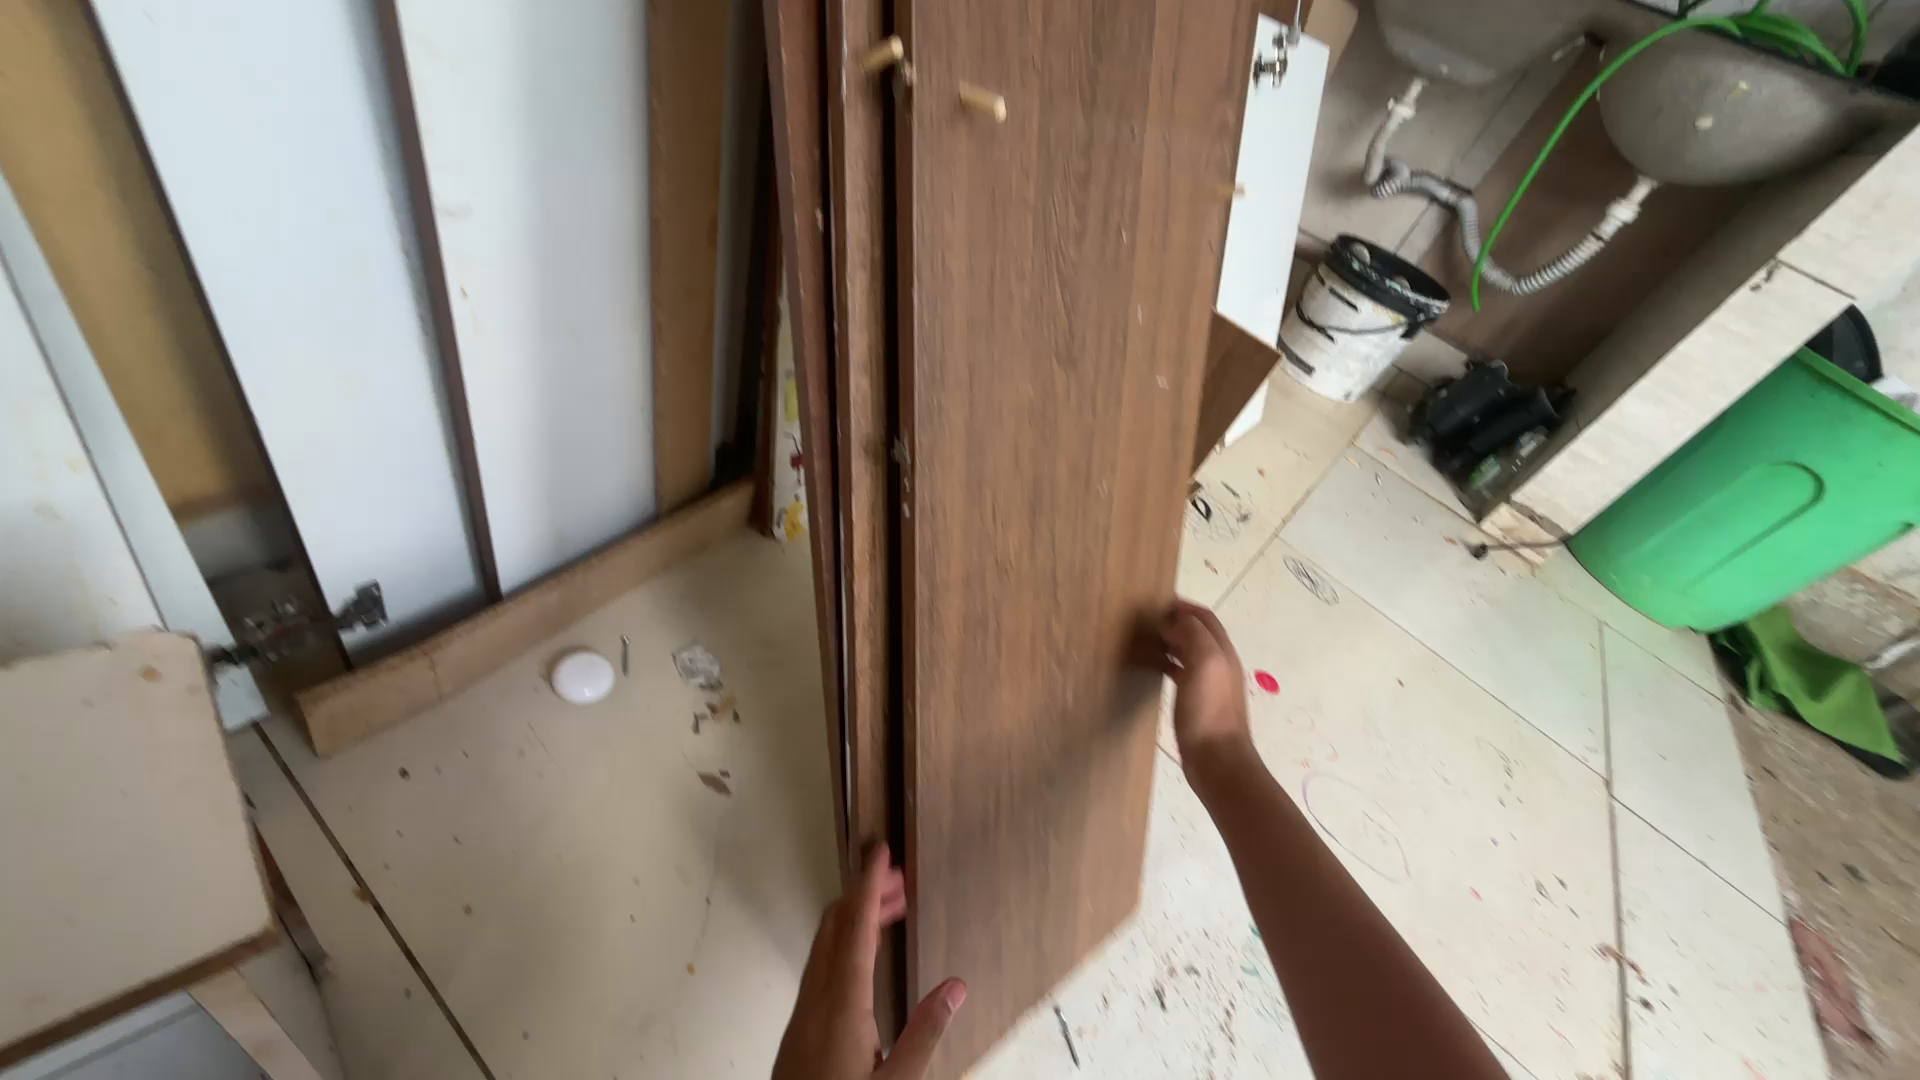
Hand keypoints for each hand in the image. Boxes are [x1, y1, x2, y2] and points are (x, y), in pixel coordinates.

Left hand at [772, 845, 966, 1079]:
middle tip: (900, 877)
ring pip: (825, 943)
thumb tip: (958, 984)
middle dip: (865, 892)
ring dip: (854, 916)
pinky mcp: (799, 1026)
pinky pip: (821, 963)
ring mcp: (803, 1011)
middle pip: (836, 925)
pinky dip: (844, 941)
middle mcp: (816, 996)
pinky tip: (865, 957)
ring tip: (892, 909)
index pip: (854, 926)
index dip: (868, 884)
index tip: (879, 849)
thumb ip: (925, 1034)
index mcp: (841, 1002)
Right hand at [1160, 599, 1254, 774]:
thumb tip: (1174, 622)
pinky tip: (1152, 667)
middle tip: (1145, 620)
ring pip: (1188, 652)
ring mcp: (1209, 685)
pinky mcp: (1197, 703)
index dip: (1183, 607)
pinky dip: (1167, 663)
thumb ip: (1193, 634)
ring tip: (1143, 640)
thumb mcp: (1204, 663)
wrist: (1217, 762)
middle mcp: (1219, 664)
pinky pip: (1181, 673)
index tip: (1156, 603)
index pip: (1204, 618)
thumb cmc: (1209, 711)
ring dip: (1169, 642)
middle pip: (1197, 633)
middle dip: (1174, 622)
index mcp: (1222, 652)